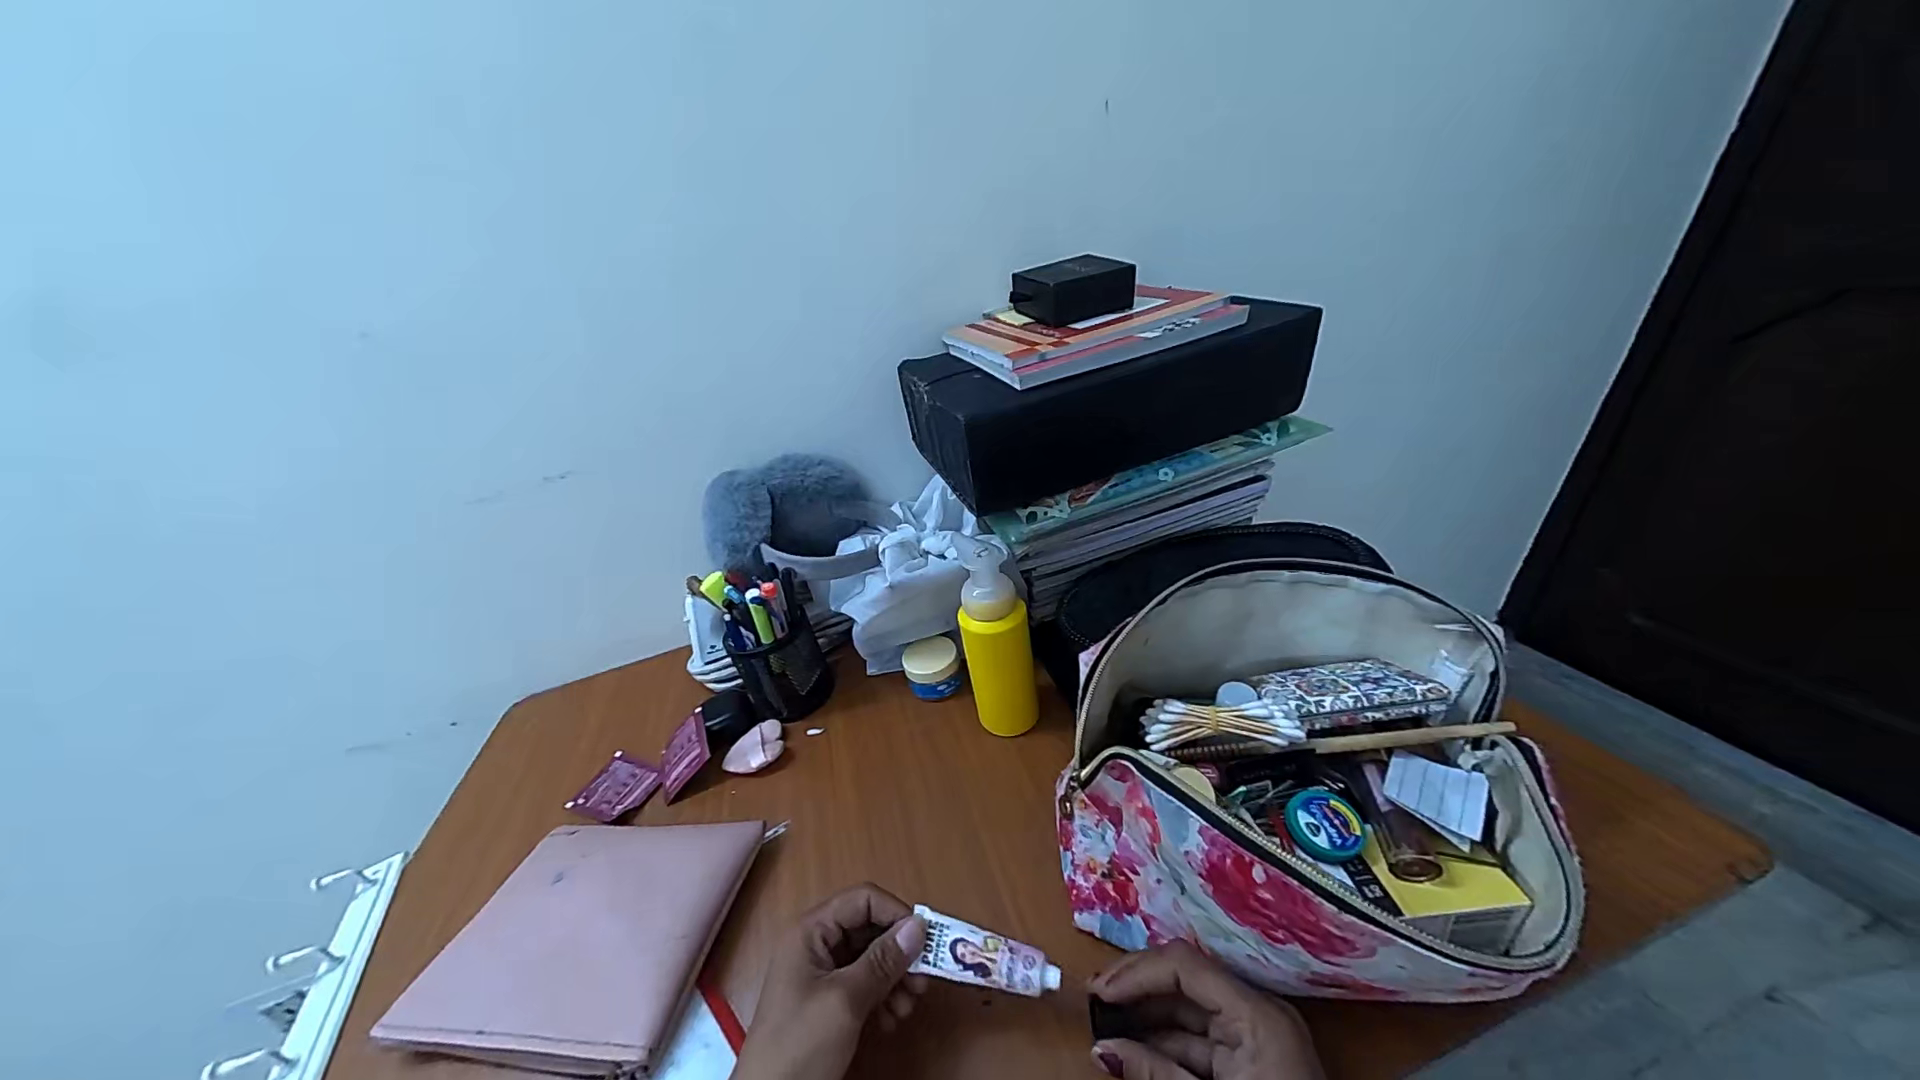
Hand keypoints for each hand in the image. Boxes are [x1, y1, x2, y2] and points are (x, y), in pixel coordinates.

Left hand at [731, 883, 928, 1079]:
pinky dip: (882, 996)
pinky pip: (864, 983)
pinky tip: (891, 1020)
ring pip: (870, 957)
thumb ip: (883, 960)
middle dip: (898, 952)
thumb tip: (919, 925)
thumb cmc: (801, 1045)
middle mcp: (816, 944)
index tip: (925, 941)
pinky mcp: (827, 1001)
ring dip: (895, 978)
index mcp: (811, 931)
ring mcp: (821, 973)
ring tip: (908, 1007)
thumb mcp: (846, 1001)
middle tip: (922, 981)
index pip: (862, 899)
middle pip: (869, 928)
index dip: (895, 913)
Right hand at [1087, 941, 1324, 1079]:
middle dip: (1136, 988)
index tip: (1099, 991)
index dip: (1136, 971)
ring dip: (1146, 1015)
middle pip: (1185, 980)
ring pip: (1189, 1009)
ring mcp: (1257, 1036)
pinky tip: (1134, 1048)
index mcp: (1257, 1015)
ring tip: (1105, 1023)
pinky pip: (1200, 1039)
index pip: (1184, 965)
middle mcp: (1258, 1012)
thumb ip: (1155, 1075)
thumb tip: (1101, 1049)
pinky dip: (1165, 1042)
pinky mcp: (1252, 1060)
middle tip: (1093, 1000)